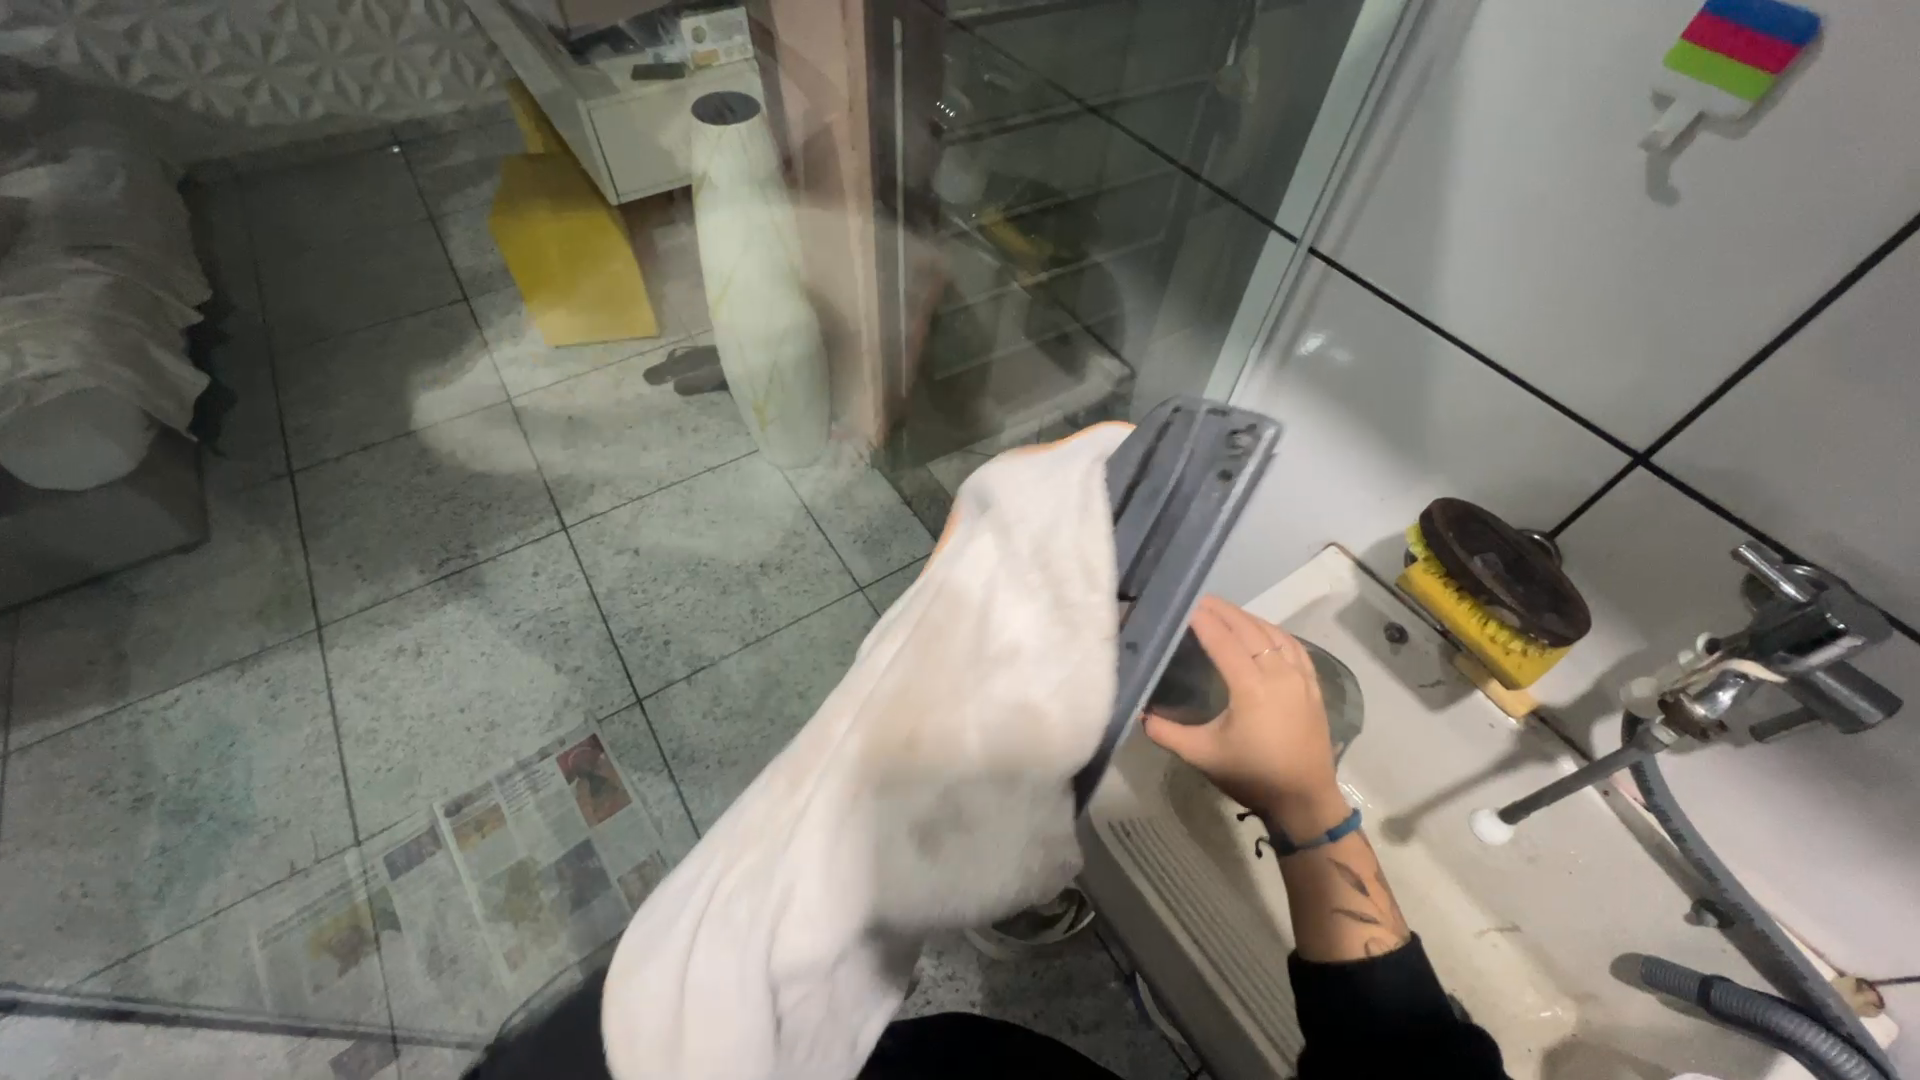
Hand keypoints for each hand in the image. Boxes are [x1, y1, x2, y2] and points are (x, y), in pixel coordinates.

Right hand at [1142, 596, 1348, 839]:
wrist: (1304, 800)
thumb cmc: (1252, 776)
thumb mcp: (1202, 756)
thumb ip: (1167, 732)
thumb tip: (1138, 713)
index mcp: (1250, 687)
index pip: (1223, 641)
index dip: (1203, 620)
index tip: (1184, 605)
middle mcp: (1278, 674)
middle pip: (1249, 630)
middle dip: (1223, 612)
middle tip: (1198, 600)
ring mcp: (1301, 679)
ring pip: (1273, 634)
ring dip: (1248, 619)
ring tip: (1225, 612)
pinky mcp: (1313, 687)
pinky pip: (1294, 648)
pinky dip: (1274, 633)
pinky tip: (1263, 632)